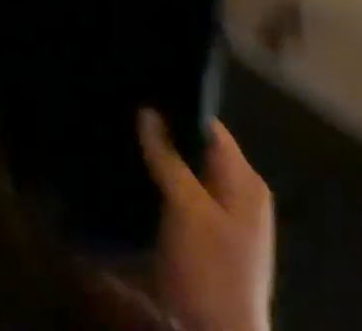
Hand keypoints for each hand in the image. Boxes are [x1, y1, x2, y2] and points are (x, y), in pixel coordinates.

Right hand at [139, 110, 274, 330]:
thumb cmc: (209, 268)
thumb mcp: (187, 209)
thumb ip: (169, 159)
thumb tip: (148, 111)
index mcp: (245, 183)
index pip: (211, 128)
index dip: (177, 108)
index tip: (136, 92)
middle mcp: (238, 194)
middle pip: (196, 149)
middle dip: (161, 134)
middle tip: (119, 115)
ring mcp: (221, 217)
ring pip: (184, 172)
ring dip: (156, 159)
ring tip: (117, 138)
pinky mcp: (201, 236)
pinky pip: (178, 195)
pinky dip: (157, 184)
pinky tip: (128, 176)